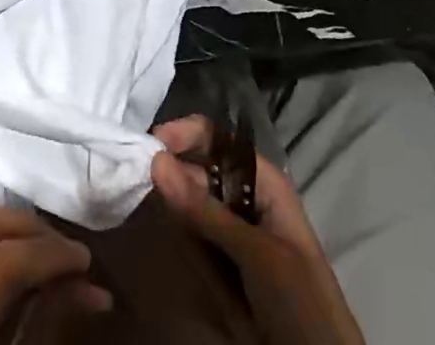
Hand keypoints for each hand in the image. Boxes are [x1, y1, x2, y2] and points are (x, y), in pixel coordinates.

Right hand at [150, 116, 364, 344]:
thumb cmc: (300, 299)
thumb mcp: (255, 252)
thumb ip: (206, 211)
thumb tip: (157, 161)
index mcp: (264, 182)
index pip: (219, 141)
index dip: (186, 134)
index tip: (149, 144)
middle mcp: (245, 198)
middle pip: (199, 168)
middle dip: (171, 171)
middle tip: (134, 178)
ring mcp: (231, 230)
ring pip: (189, 201)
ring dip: (170, 205)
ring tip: (150, 208)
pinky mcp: (219, 261)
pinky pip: (190, 235)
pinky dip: (177, 234)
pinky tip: (164, 234)